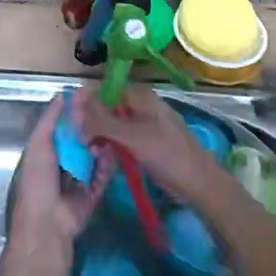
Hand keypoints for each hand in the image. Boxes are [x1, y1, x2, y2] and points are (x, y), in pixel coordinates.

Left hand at [10, 96, 108, 248]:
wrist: (48, 220)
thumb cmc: (38, 178)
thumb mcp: (40, 143)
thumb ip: (50, 119)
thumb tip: (61, 95)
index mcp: (46, 150)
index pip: (63, 127)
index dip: (76, 113)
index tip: (91, 98)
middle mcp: (63, 163)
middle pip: (81, 140)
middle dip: (92, 128)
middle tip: (106, 114)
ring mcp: (78, 179)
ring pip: (94, 157)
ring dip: (101, 146)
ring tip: (110, 133)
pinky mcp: (92, 193)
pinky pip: (102, 176)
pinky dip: (107, 166)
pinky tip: (112, 153)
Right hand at [73, 85, 232, 210]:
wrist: (201, 185)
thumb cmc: (168, 156)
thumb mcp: (132, 137)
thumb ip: (102, 120)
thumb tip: (75, 103)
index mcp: (139, 95)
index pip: (102, 91)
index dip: (85, 105)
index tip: (74, 124)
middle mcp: (140, 104)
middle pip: (105, 107)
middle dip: (91, 122)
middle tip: (85, 143)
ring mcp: (143, 123)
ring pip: (111, 123)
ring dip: (100, 136)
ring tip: (94, 152)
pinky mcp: (144, 140)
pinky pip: (120, 136)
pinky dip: (111, 144)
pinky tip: (104, 156)